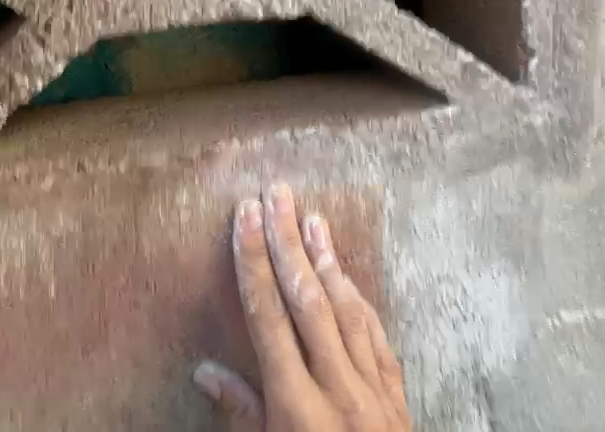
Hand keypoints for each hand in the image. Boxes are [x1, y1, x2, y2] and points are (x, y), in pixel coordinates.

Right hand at [195, 184, 411, 431]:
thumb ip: (240, 415)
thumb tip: (204, 370)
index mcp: (297, 406)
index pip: (267, 315)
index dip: (253, 261)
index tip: (245, 215)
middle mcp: (339, 391)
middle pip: (308, 300)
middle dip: (288, 242)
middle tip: (277, 194)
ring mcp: (376, 395)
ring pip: (347, 311)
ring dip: (327, 260)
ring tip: (312, 218)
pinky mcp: (400, 401)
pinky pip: (379, 340)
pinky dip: (360, 303)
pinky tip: (348, 276)